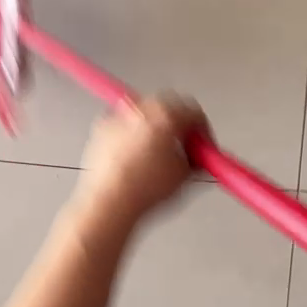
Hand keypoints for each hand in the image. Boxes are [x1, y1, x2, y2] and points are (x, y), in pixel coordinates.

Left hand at [74, 94, 207, 220]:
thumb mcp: (183, 176)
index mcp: (167, 116)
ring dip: (155, 125)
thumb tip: (195, 159)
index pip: (195, 112)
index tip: (202, 145)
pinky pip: (124, 122)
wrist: (109, 202)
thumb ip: (195, 160)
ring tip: (157, 151)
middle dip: (179, 123)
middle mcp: (143, 109)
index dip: (203, 131)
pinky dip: (132, 132)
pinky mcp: (102, 127)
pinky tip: (135, 154)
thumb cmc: (142, 189)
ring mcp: (120, 116)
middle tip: (183, 145)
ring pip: (145, 111)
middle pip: (169, 105)